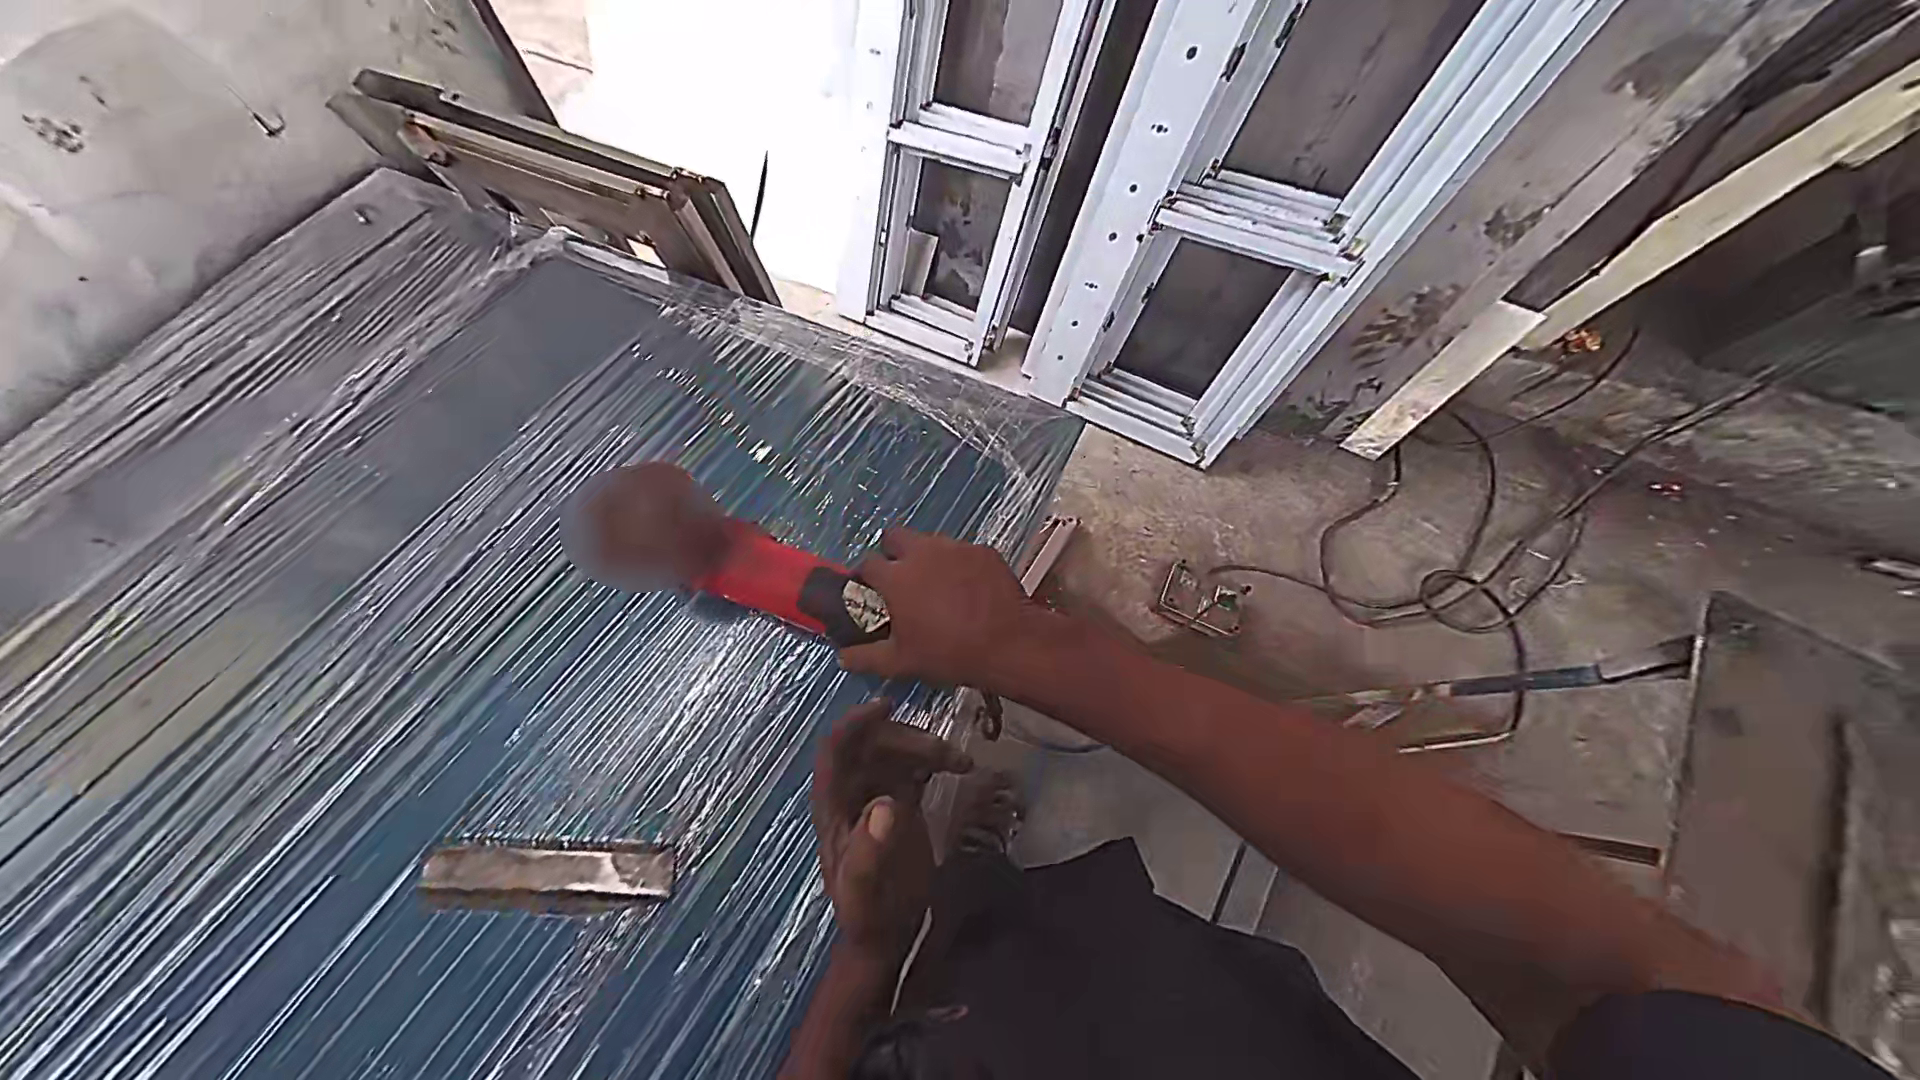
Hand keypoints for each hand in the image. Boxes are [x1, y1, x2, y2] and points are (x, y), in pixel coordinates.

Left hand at [809, 699, 971, 960]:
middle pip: (873, 744)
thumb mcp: (864, 890)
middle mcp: (852, 791)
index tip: (887, 705)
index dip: (855, 723)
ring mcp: (877, 793)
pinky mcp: (901, 800)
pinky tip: (958, 766)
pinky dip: (935, 759)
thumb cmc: (867, 914)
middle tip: (943, 752)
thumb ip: (870, 850)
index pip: (835, 750)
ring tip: (959, 761)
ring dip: (925, 747)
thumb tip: (886, 803)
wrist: (889, 936)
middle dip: (906, 738)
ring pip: (896, 751)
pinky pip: (915, 766)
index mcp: (832, 805)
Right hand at [839, 528, 1043, 688]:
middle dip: (893, 552)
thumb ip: (866, 657)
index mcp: (896, 576)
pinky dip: (959, 565)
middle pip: (895, 536)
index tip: (871, 592)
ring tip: (938, 586)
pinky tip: (969, 588)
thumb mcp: (901, 662)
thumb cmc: (949, 653)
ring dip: (927, 558)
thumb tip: (842, 657)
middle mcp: (923, 552)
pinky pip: (962, 552)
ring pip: (931, 542)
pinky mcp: (983, 550)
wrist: (1008, 643)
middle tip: (902, 579)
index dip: (865, 577)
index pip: (867, 563)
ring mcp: (956, 548)